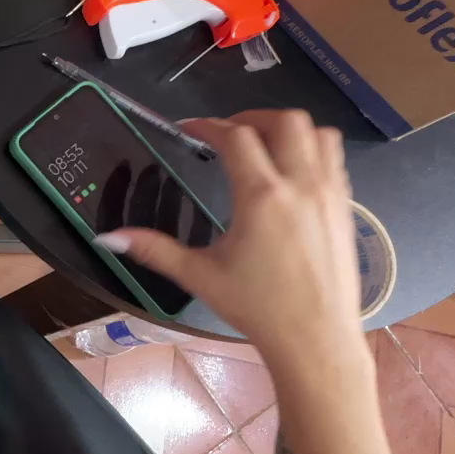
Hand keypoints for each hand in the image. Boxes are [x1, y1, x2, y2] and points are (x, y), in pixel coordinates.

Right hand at [97, 110, 365, 375]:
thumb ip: (153, 249)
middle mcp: (300, 185)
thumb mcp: (198, 275)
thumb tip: (109, 237)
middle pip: (285, 121)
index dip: (209, 125)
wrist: (314, 335)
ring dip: (288, 129)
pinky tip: (289, 172)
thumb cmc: (254, 306)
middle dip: (252, 118)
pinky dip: (311, 149)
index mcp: (261, 197)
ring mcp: (330, 193)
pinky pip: (334, 158)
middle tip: (226, 132)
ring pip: (319, 133)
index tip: (189, 128)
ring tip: (261, 145)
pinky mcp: (345, 206)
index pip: (236, 138)